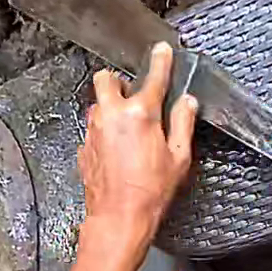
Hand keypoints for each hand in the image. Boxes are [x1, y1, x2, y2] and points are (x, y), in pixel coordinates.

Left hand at [80, 43, 198, 235]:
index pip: (153, 78)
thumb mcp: (178, 158)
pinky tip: (118, 150)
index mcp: (140, 114)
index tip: (162, 51)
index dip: (160, 62)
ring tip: (127, 128)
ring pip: (97, 104)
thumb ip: (183, 124)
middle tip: (133, 96)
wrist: (118, 218)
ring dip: (110, 107)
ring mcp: (93, 131)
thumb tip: (187, 103)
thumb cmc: (149, 193)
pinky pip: (93, 129)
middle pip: (106, 79)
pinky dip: (104, 132)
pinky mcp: (85, 148)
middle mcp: (111, 116)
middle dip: (119, 83)